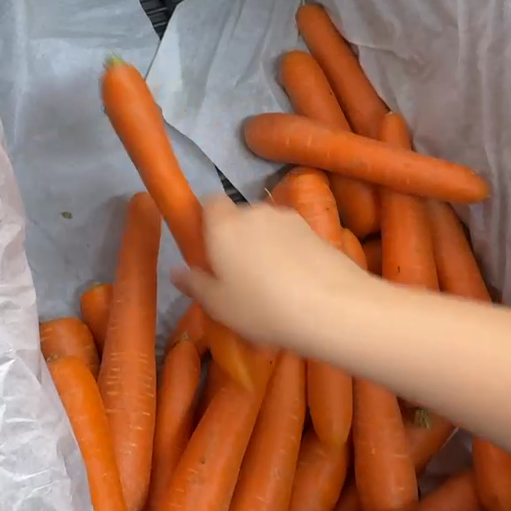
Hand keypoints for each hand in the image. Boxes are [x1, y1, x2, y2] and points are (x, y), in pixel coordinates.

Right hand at [171, 195, 374, 351]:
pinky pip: (290, 239)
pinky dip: (289, 253)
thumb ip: (195, 284)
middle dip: (236, 238)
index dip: (207, 222)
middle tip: (238, 276)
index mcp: (223, 225)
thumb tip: (177, 271)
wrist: (332, 307)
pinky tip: (296, 285)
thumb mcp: (219, 306)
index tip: (210, 251)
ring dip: (264, 246)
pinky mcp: (315, 230)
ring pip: (266, 228)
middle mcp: (253, 212)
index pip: (209, 203)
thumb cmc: (262, 307)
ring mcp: (287, 218)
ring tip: (272, 285)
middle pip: (238, 217)